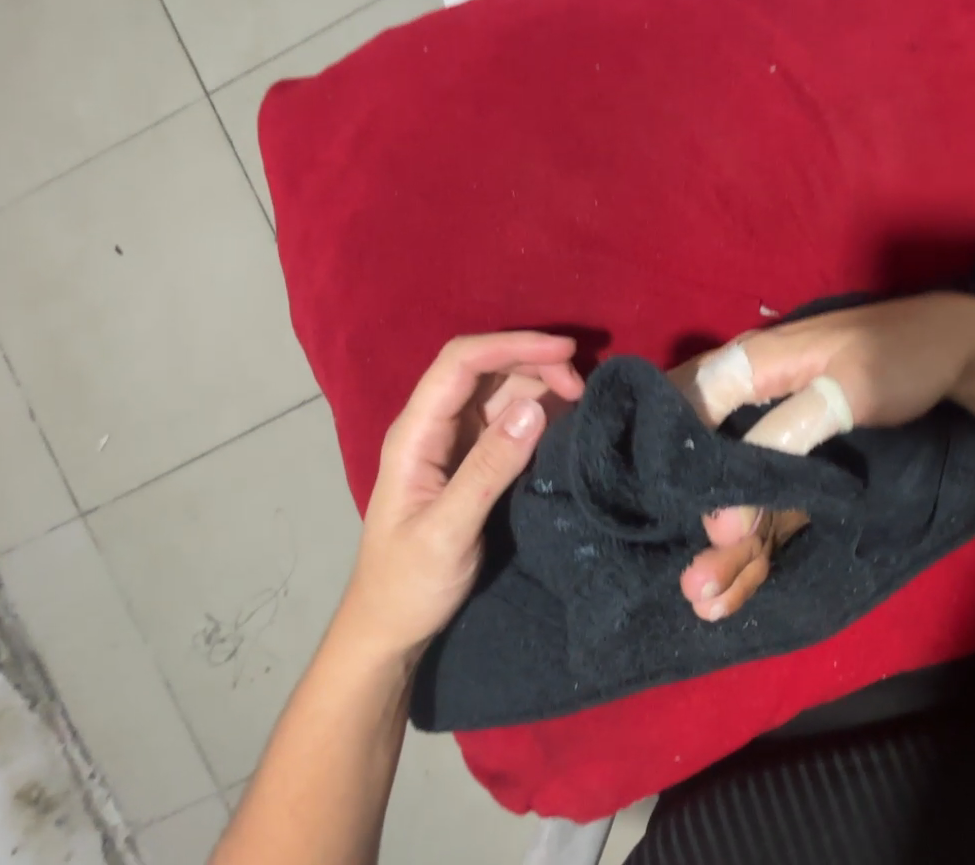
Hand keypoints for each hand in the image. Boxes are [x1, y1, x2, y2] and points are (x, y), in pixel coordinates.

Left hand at [336, 333, 585, 661]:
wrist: (391, 628)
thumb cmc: (409, 584)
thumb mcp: (448, 532)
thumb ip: (488, 469)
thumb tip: (535, 409)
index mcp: (415, 434)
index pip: (460, 364)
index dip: (512, 346)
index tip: (566, 351)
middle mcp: (434, 427)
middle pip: (485, 370)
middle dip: (535, 364)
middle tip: (583, 389)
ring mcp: (455, 443)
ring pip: (502, 392)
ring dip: (542, 387)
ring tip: (582, 404)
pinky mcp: (474, 462)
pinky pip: (510, 421)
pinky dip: (541, 413)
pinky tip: (567, 422)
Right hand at [667, 293, 974, 619]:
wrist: (961, 358)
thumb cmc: (900, 358)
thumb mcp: (846, 390)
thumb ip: (782, 438)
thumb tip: (723, 512)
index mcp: (750, 365)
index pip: (683, 413)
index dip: (676, 466)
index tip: (676, 522)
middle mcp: (749, 397)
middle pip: (703, 458)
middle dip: (696, 515)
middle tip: (693, 582)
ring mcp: (775, 427)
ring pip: (734, 483)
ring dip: (724, 535)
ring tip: (707, 596)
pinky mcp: (800, 451)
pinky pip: (767, 492)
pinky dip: (756, 532)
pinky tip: (743, 580)